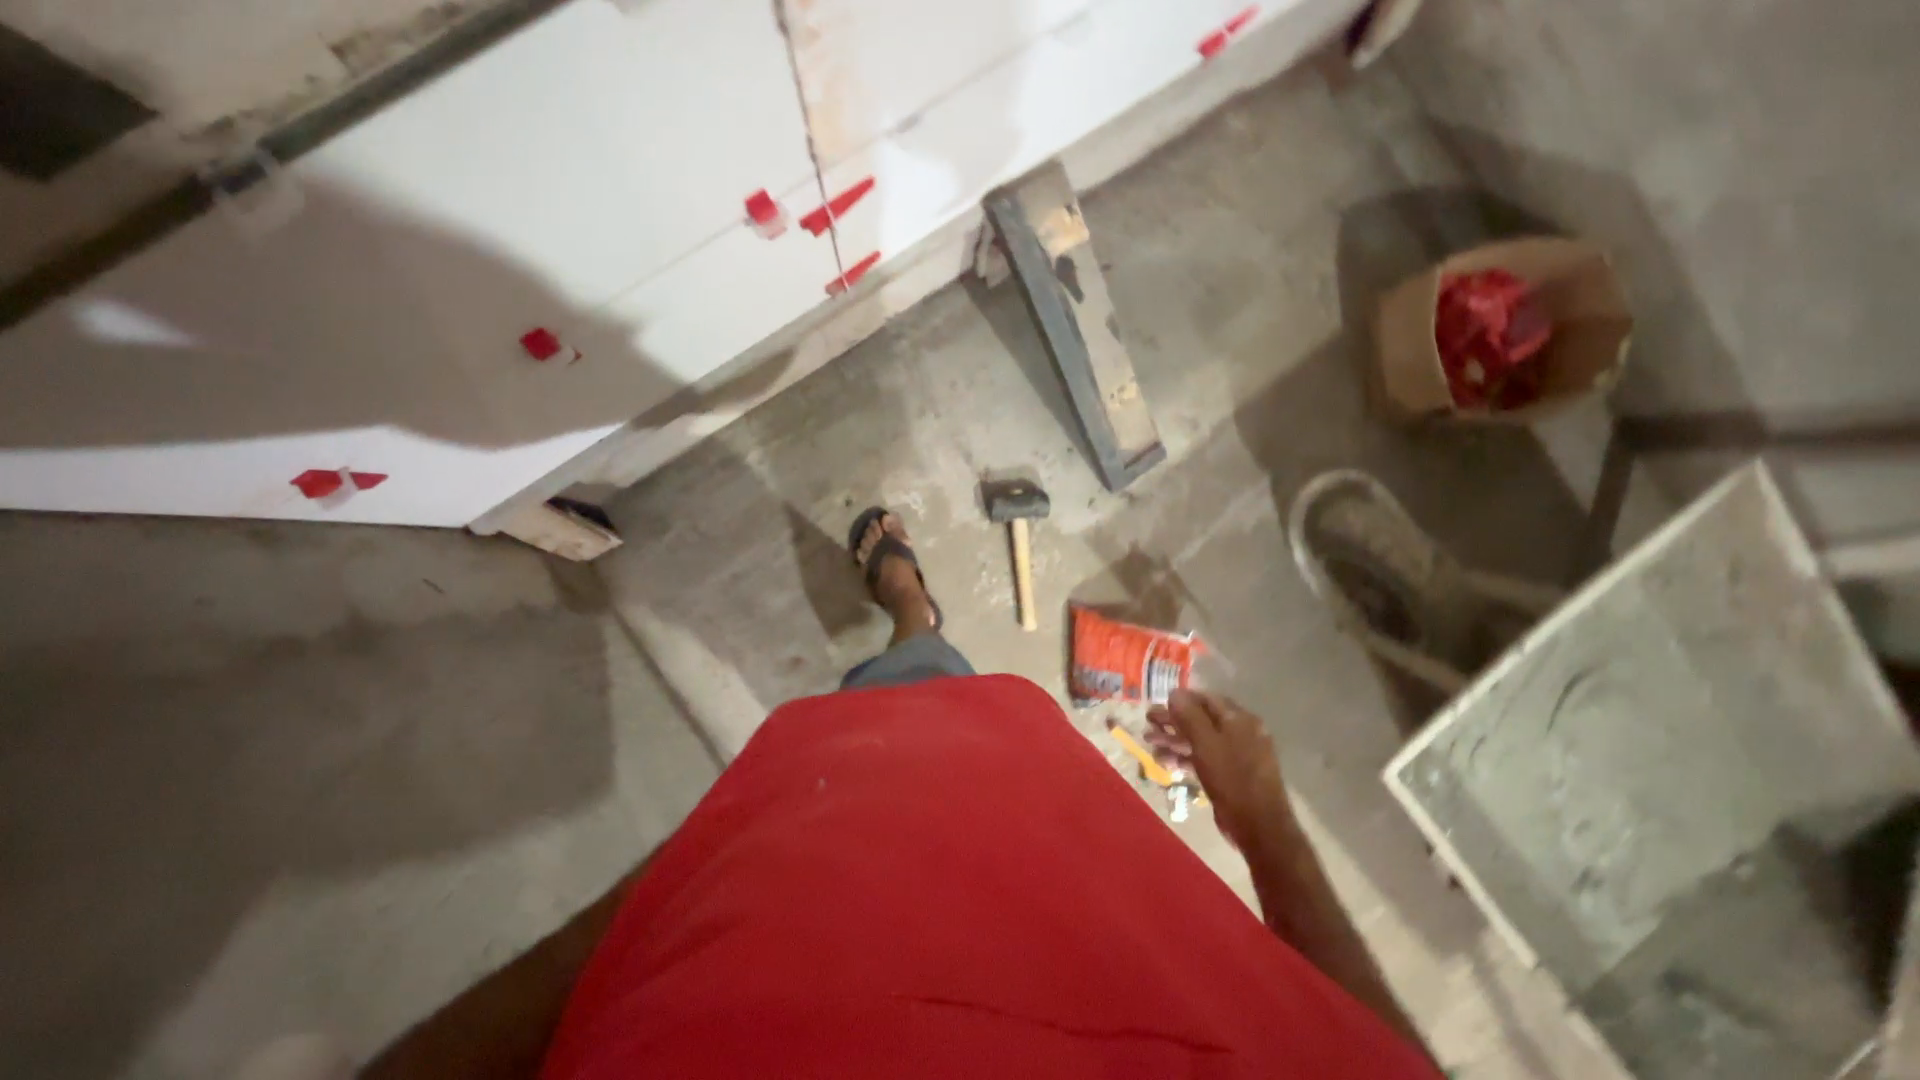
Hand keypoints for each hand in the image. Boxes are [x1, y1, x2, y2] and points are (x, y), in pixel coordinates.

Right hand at [1147, 690, 1289, 849]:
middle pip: (1201, 720)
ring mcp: (1236, 756)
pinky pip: (1203, 760)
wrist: (1258, 826)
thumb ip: (1190, 716)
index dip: (1182, 699)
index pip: (1207, 699)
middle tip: (1148, 722)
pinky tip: (1163, 762)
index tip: (1158, 702)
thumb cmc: (1233, 779)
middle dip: (1173, 721)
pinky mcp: (1229, 776)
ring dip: (1174, 741)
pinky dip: (1184, 759)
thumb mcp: (1207, 744)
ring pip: (1200, 742)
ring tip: (1149, 742)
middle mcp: (1240, 734)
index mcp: (1240, 720)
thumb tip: (1175, 692)